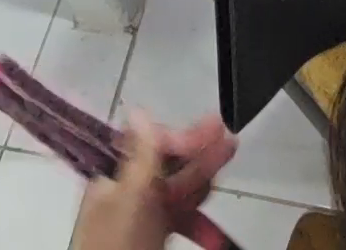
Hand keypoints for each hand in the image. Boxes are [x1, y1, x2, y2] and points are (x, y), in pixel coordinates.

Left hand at [69, 114, 237, 249]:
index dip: (185, 138)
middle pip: (169, 168)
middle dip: (201, 158)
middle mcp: (126, 195)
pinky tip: (215, 236)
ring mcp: (141, 220)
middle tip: (230, 143)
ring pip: (177, 194)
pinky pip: (179, 222)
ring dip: (201, 188)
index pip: (153, 145)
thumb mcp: (132, 197)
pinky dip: (197, 226)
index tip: (216, 129)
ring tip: (221, 181)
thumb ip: (142, 155)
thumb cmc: (119, 245)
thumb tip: (138, 109)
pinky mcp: (152, 241)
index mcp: (115, 179)